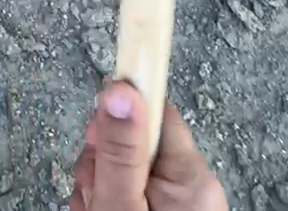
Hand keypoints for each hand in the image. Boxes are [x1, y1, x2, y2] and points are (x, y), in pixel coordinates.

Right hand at [71, 83, 227, 210]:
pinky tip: (104, 208)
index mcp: (191, 175)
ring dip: (100, 178)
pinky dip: (110, 194)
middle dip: (102, 157)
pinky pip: (131, 183)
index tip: (98, 134)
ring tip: (96, 206)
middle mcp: (193, 182)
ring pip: (125, 160)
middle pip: (133, 136)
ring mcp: (181, 199)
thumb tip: (120, 88)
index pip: (153, 108)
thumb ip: (119, 148)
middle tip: (95, 190)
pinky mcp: (169, 208)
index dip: (118, 113)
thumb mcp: (120, 202)